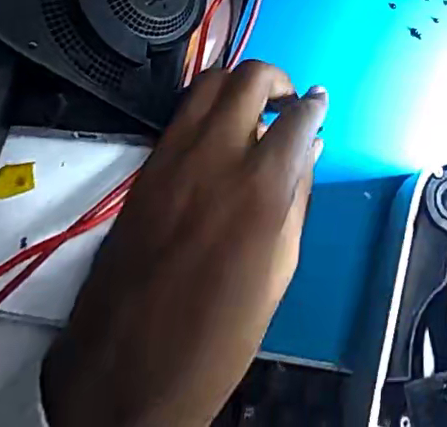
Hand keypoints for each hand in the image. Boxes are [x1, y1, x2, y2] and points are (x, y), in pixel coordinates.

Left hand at [42, 61, 327, 426]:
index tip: (319, 101)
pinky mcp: (148, 163)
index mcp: (260, 188)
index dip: (315, 104)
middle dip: (278, 79)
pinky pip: (184, 110)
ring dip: (240, 83)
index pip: (297, 118)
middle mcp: (217, 155)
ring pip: (211, 80)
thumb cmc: (219, 332)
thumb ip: (297, 198)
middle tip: (288, 100)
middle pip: (251, 78)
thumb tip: (310, 148)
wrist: (127, 367)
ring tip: (254, 108)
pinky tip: (220, 132)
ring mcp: (175, 154)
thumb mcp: (279, 270)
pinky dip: (209, 104)